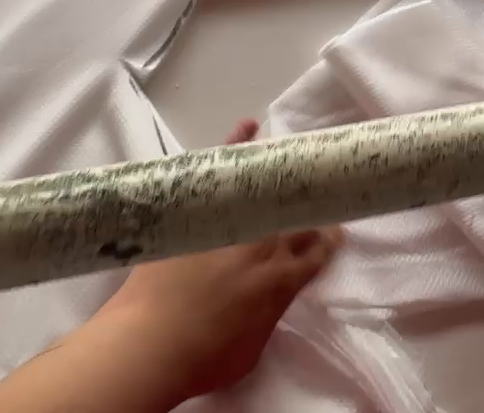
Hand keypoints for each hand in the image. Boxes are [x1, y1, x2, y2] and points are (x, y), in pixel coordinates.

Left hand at [60, 120, 342, 409]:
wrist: (150, 340)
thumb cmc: (201, 357)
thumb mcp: (251, 350)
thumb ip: (266, 317)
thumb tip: (267, 303)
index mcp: (282, 280)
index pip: (317, 252)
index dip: (328, 241)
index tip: (333, 231)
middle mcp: (267, 243)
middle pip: (299, 216)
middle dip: (313, 206)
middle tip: (320, 194)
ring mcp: (236, 220)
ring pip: (270, 187)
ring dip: (286, 172)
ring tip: (298, 158)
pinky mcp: (203, 207)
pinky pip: (225, 166)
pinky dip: (238, 142)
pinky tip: (248, 125)